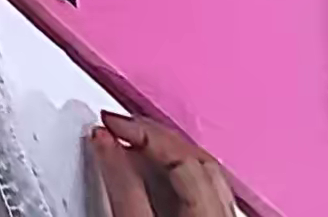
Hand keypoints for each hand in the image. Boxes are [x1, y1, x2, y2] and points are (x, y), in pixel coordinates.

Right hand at [91, 112, 234, 216]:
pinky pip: (196, 188)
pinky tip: (143, 169)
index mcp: (212, 213)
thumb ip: (122, 185)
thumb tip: (102, 136)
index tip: (106, 120)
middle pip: (195, 158)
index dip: (141, 130)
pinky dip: (167, 170)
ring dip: (158, 150)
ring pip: (198, 172)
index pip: (182, 154)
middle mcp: (225, 214)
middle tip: (114, 125)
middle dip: (151, 134)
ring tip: (124, 142)